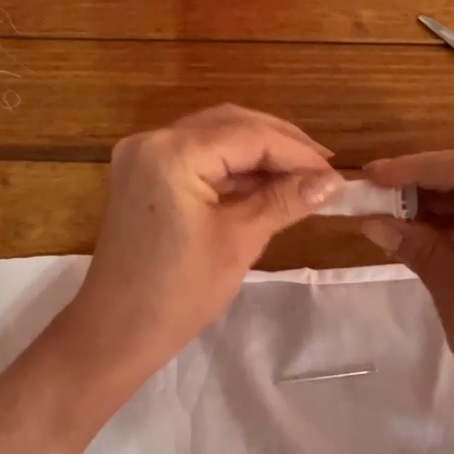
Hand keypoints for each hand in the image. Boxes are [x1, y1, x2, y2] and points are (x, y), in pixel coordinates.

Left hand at [66, 105, 342, 373]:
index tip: (336, 175)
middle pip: (229, 124)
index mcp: (173, 152)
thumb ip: (284, 201)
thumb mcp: (239, 241)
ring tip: (301, 177)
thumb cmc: (179, 291)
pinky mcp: (141, 173)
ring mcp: (142, 155)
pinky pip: (194, 154)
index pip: (249, 135)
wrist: (117, 330)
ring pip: (212, 135)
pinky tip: (263, 183)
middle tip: (322, 171)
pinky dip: (229, 165)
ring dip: (256, 152)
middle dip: (279, 143)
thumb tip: (332, 182)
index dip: (297, 152)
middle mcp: (152, 139)